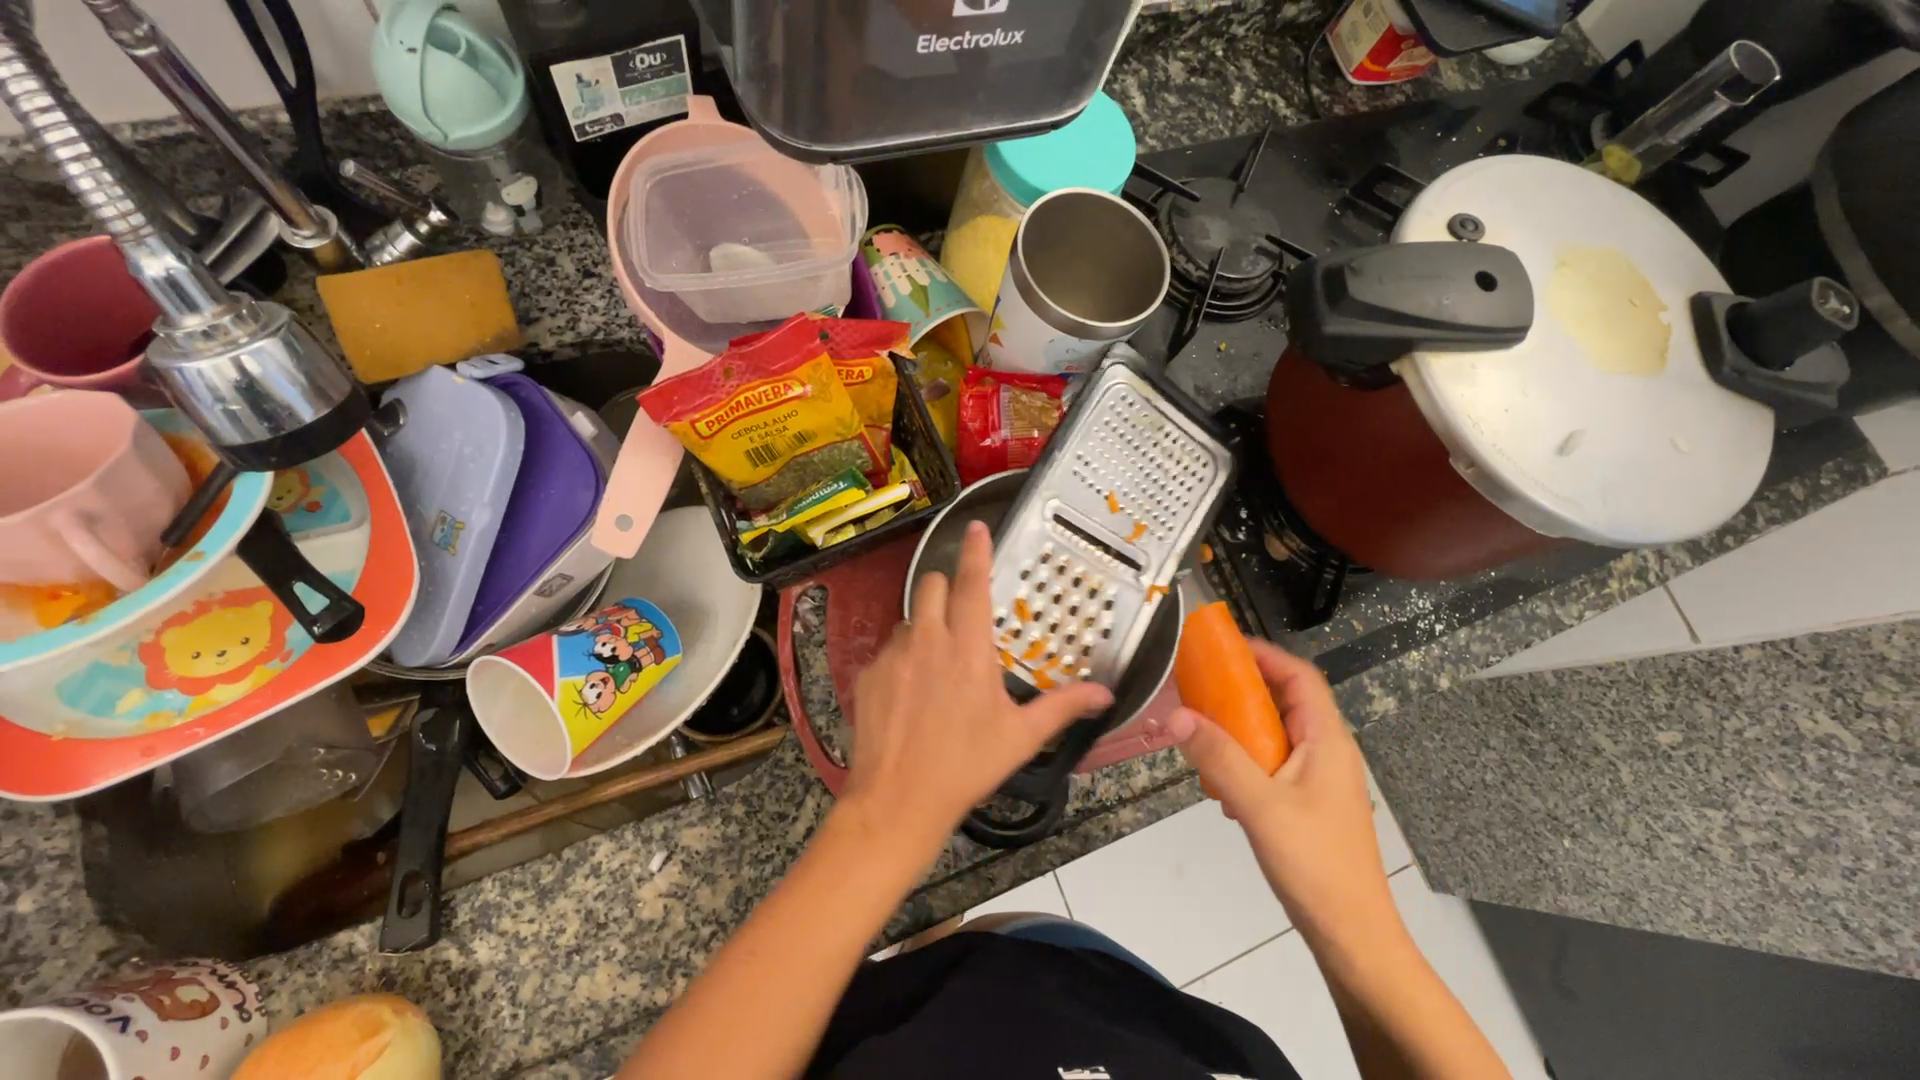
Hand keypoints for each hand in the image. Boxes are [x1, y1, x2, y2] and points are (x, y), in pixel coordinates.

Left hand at [841, 521, 1112, 842]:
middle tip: (961, 615)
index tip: (977, 527)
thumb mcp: (1021, 737)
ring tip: (938, 667)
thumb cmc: (966, 766)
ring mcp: (892, 656)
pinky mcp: (868, 675)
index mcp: (968, 649)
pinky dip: (903, 659)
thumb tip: (1105, 695)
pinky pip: (888, 650)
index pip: (973, 583)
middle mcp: (928, 641)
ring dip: (925, 628)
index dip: (977, 551)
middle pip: (931, 585)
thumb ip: (1063, 708)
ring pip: (909, 619)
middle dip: (946, 587)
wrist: (898, 799)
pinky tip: (911, 694)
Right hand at [1175, 641, 1397, 947]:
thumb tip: (1176, 715)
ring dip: (1239, 730)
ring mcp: (1321, 781)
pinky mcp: (1310, 805)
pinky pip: (1274, 766)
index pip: (1300, 677)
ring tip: (1202, 734)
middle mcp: (1328, 752)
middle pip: (1285, 702)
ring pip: (1276, 736)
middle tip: (1198, 688)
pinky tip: (1221, 787)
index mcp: (1327, 740)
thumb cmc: (1314, 863)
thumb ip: (1218, 758)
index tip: (1220, 648)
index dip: (1263, 655)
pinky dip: (1245, 763)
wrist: (1352, 933)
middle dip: (1241, 691)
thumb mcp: (1260, 805)